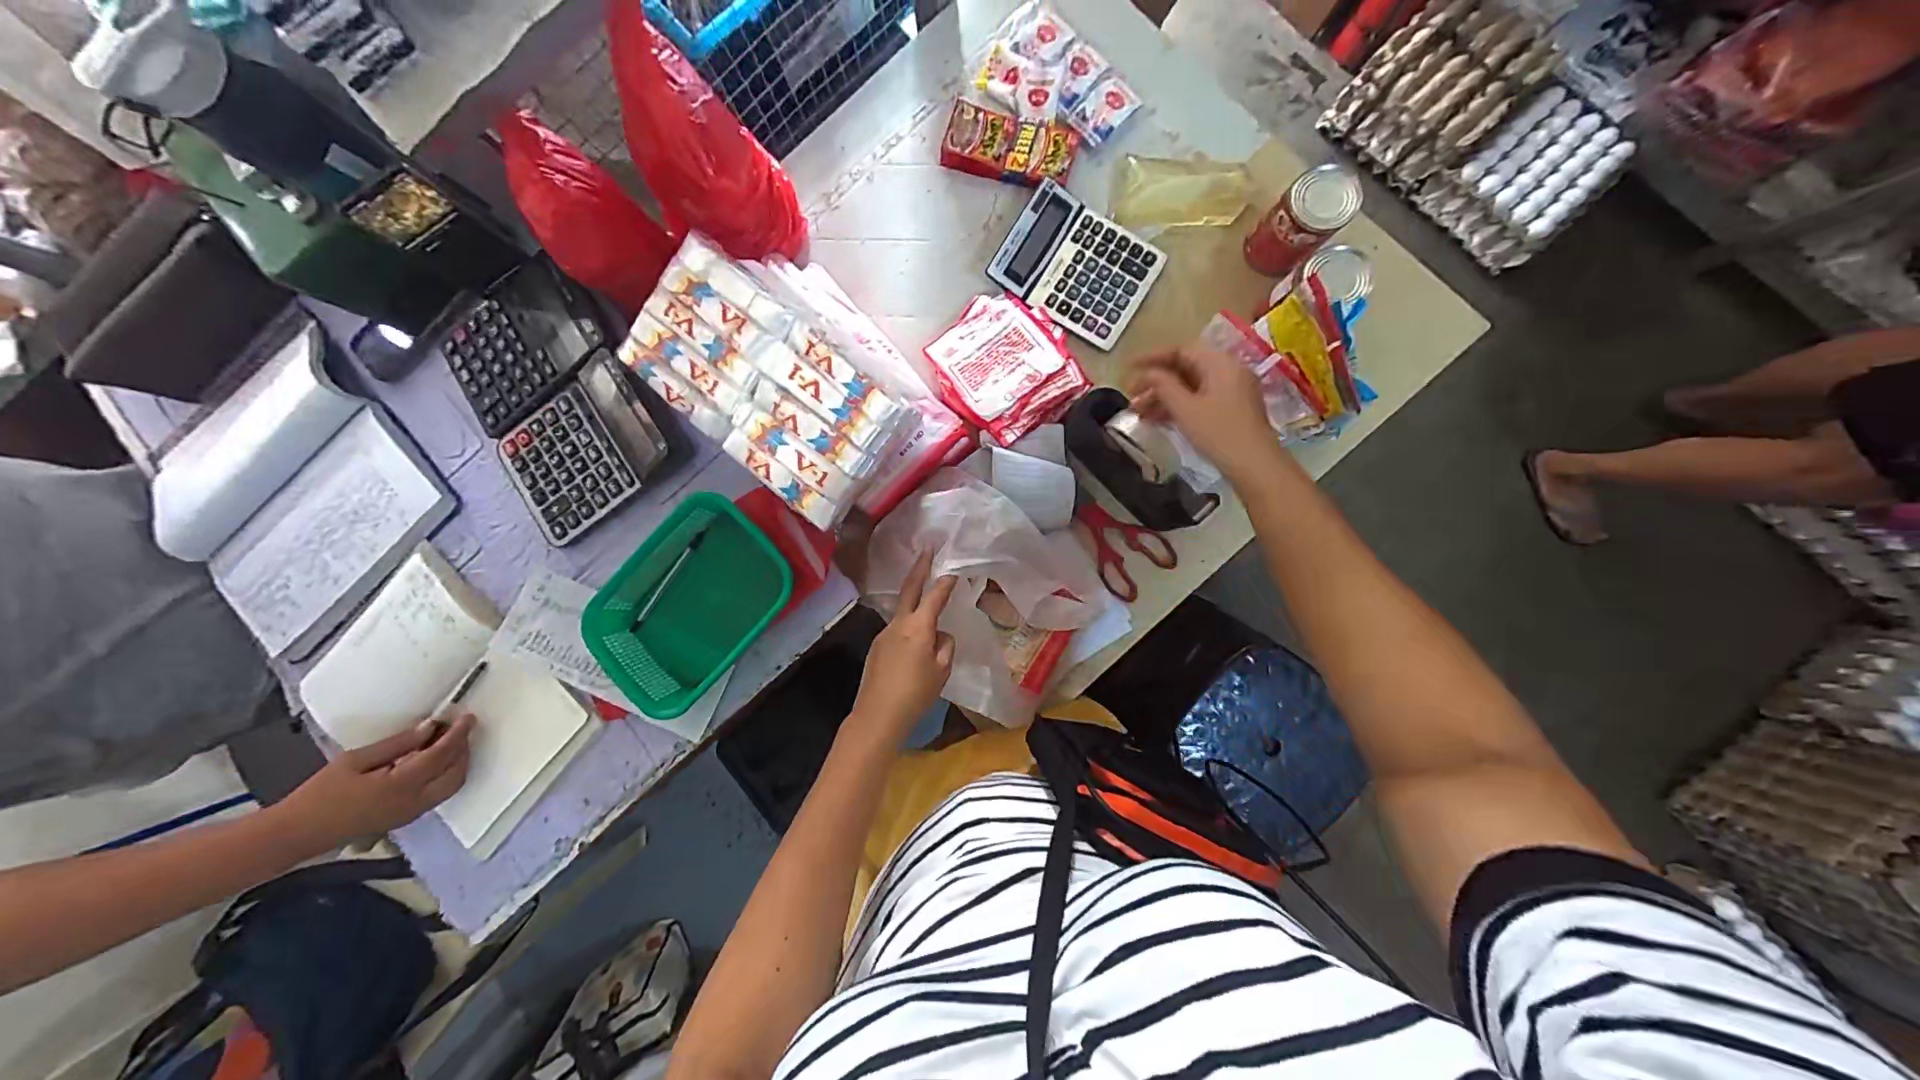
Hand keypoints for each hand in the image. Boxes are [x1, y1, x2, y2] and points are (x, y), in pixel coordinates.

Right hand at [274, 713, 475, 850]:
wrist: (295, 834)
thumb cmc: (319, 794)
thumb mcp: (355, 760)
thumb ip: (398, 744)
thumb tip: (430, 727)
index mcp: (401, 786)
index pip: (442, 755)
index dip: (458, 734)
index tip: (468, 717)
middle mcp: (416, 801)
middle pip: (456, 772)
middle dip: (463, 749)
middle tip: (459, 728)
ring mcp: (414, 813)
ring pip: (452, 785)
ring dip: (458, 762)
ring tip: (450, 740)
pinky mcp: (408, 818)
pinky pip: (440, 793)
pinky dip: (447, 774)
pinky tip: (436, 760)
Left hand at [850, 550, 957, 741]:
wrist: (878, 715)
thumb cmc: (915, 694)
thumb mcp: (942, 671)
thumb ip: (945, 646)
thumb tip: (940, 634)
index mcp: (918, 627)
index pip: (935, 597)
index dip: (945, 583)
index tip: (953, 572)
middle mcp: (898, 624)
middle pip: (910, 589)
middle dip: (920, 568)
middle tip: (926, 550)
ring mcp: (883, 634)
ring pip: (904, 615)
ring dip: (915, 609)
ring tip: (930, 624)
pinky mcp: (876, 647)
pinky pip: (897, 632)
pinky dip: (908, 632)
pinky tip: (914, 653)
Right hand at [1128, 346, 1283, 481]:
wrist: (1254, 464)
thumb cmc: (1218, 432)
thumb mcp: (1185, 408)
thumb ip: (1163, 385)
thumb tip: (1148, 373)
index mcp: (1219, 362)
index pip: (1180, 350)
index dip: (1151, 357)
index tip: (1129, 367)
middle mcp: (1228, 370)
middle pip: (1185, 368)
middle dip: (1155, 382)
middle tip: (1131, 396)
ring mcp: (1232, 390)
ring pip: (1191, 386)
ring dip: (1164, 397)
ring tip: (1138, 412)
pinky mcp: (1232, 408)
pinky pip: (1200, 398)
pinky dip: (1179, 406)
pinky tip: (1157, 419)